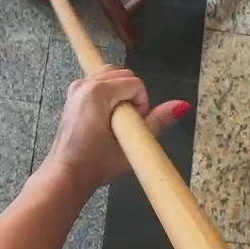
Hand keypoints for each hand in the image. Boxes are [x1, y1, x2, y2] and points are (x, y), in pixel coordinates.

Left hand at [40, 66, 188, 191]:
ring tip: (116, 121)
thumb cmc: (96, 164)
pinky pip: (99, 81)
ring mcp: (77, 87)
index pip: (135, 83)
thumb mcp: (132, 144)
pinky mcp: (73, 93)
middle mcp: (85, 83)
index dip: (141, 104)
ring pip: (111, 74)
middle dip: (132, 96)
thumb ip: (158, 121)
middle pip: (124, 74)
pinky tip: (105, 117)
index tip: (132, 126)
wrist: (66, 174)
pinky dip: (109, 93)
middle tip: (126, 125)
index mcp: (98, 92)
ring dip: (121, 93)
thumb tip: (182, 105)